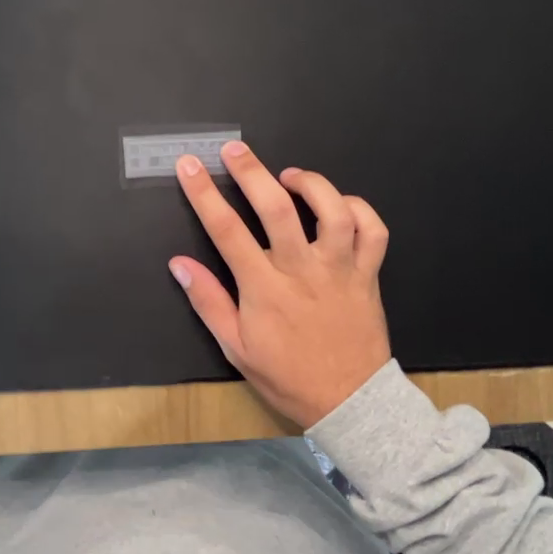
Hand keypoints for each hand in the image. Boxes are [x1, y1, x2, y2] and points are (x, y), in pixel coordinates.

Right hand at [169, 142, 391, 427]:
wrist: (350, 403)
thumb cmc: (287, 376)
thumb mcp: (236, 348)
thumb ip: (208, 302)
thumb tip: (179, 264)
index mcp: (264, 289)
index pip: (227, 231)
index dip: (204, 194)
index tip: (189, 166)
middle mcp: (302, 271)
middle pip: (278, 209)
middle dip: (252, 172)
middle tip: (234, 150)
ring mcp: (340, 270)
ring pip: (333, 212)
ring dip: (311, 184)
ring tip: (290, 176)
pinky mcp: (368, 274)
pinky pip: (373, 231)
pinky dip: (359, 208)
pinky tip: (338, 204)